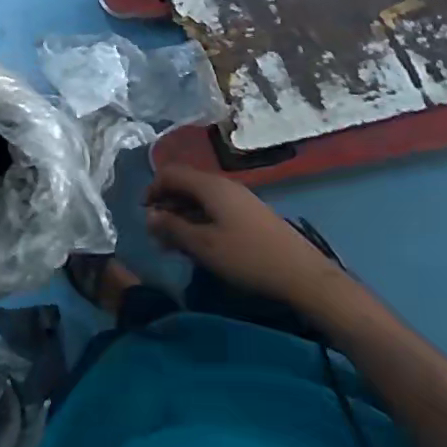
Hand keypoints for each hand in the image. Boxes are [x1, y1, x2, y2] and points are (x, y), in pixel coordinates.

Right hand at [145, 165, 341, 303]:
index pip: (170, 172)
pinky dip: (199, 220)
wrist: (302, 274)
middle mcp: (223, 184)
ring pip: (199, 197)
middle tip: (157, 234)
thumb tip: (149, 215)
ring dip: (182, 215)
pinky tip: (200, 244)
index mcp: (210, 185)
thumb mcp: (203, 245)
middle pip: (185, 183)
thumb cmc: (247, 257)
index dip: (152, 189)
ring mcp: (239, 198)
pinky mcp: (249, 213)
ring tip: (174, 244)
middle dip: (166, 204)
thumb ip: (172, 227)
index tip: (144, 215)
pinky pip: (214, 208)